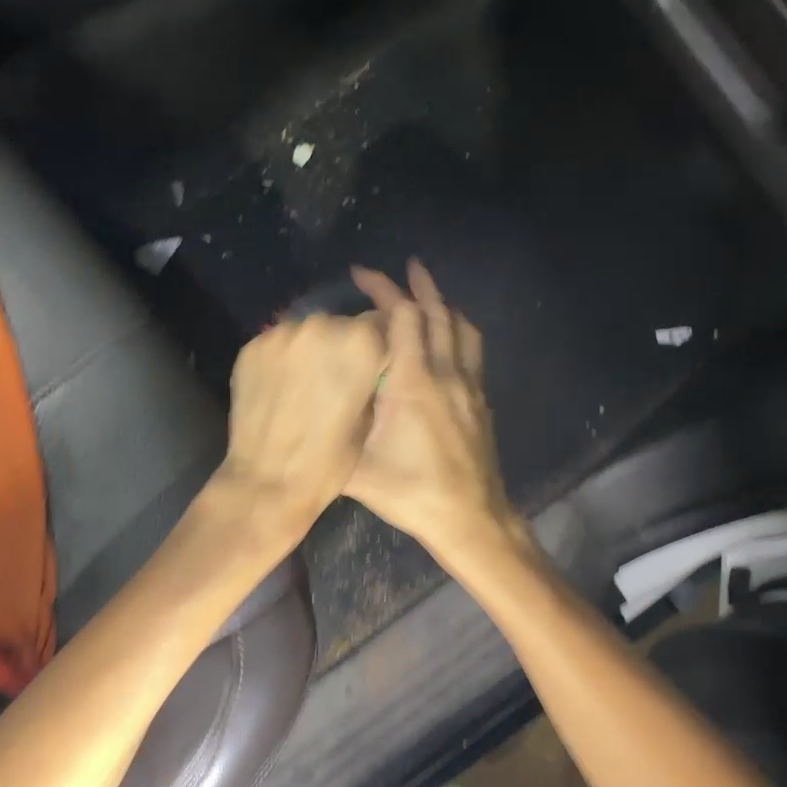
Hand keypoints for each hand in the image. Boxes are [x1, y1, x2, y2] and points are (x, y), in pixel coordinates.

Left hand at [215, 312, 387, 529]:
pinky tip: (277, 388)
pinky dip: (280, 360)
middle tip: (332, 381)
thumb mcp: (368, 422)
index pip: (378, 324)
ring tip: (301, 386)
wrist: (268, 481)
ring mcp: (281, 335)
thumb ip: (369, 382)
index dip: (375, 348)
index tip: (368, 369)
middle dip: (339, 347)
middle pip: (339, 325)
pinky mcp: (251, 347)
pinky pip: (275, 345)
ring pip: (304, 333)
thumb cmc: (328, 462)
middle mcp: (321, 326)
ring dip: (308, 352)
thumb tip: (365, 370)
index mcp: (361, 344)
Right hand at [346, 260, 517, 549]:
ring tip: (426, 288)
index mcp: (412, 381)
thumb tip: (306, 405)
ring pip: (461, 328)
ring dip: (442, 302)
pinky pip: (471, 349)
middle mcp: (445, 373)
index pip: (402, 316)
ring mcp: (468, 386)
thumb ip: (332, 434)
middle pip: (436, 312)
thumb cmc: (410, 492)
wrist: (469, 518)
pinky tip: (448, 335)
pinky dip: (458, 329)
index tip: (360, 273)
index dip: (383, 289)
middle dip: (415, 285)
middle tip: (397, 268)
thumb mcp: (355, 469)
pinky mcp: (479, 401)